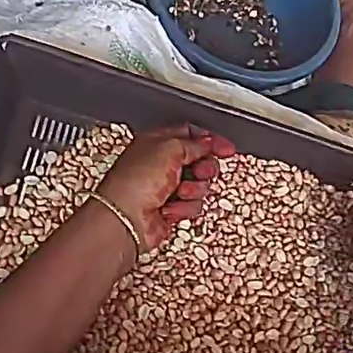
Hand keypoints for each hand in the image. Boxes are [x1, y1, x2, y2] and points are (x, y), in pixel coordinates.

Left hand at [93, 125, 234, 251]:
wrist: (125, 218)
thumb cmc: (137, 180)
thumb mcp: (170, 149)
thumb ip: (194, 144)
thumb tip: (208, 143)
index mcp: (158, 142)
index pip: (190, 135)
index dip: (210, 141)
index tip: (227, 148)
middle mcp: (162, 164)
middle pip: (200, 162)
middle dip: (204, 168)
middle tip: (200, 172)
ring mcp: (167, 188)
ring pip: (200, 186)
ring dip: (194, 190)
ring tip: (179, 193)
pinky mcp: (171, 209)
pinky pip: (192, 206)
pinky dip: (184, 208)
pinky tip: (169, 208)